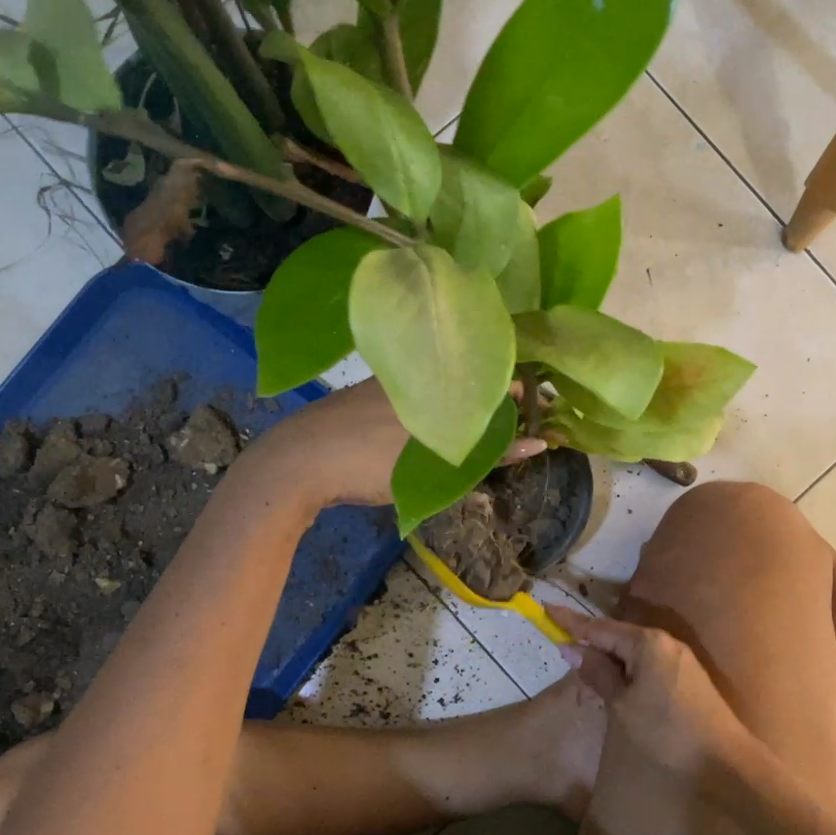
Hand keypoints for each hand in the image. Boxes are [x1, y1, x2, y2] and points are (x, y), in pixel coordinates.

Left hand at [245, 379, 545, 509]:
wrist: (294, 465)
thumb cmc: (367, 457)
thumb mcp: (434, 461)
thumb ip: (489, 453)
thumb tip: (539, 445)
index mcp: (432, 376)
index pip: (489, 369)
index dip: (518, 389)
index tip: (542, 411)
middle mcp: (414, 375)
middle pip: (468, 382)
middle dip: (496, 407)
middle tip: (517, 436)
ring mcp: (389, 390)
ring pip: (444, 396)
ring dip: (468, 418)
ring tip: (486, 444)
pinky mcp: (368, 406)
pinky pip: (420, 408)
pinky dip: (440, 424)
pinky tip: (444, 442)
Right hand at [548, 604, 749, 780]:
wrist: (724, 759)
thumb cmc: (667, 731)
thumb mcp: (623, 704)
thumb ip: (597, 673)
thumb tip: (571, 648)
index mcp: (647, 643)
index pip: (599, 627)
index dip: (571, 621)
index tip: (547, 608)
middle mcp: (665, 641)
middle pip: (618, 635)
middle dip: (590, 640)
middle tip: (561, 642)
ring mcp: (679, 657)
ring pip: (634, 650)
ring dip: (609, 656)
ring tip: (583, 663)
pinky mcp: (687, 675)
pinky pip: (648, 661)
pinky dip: (627, 667)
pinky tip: (616, 679)